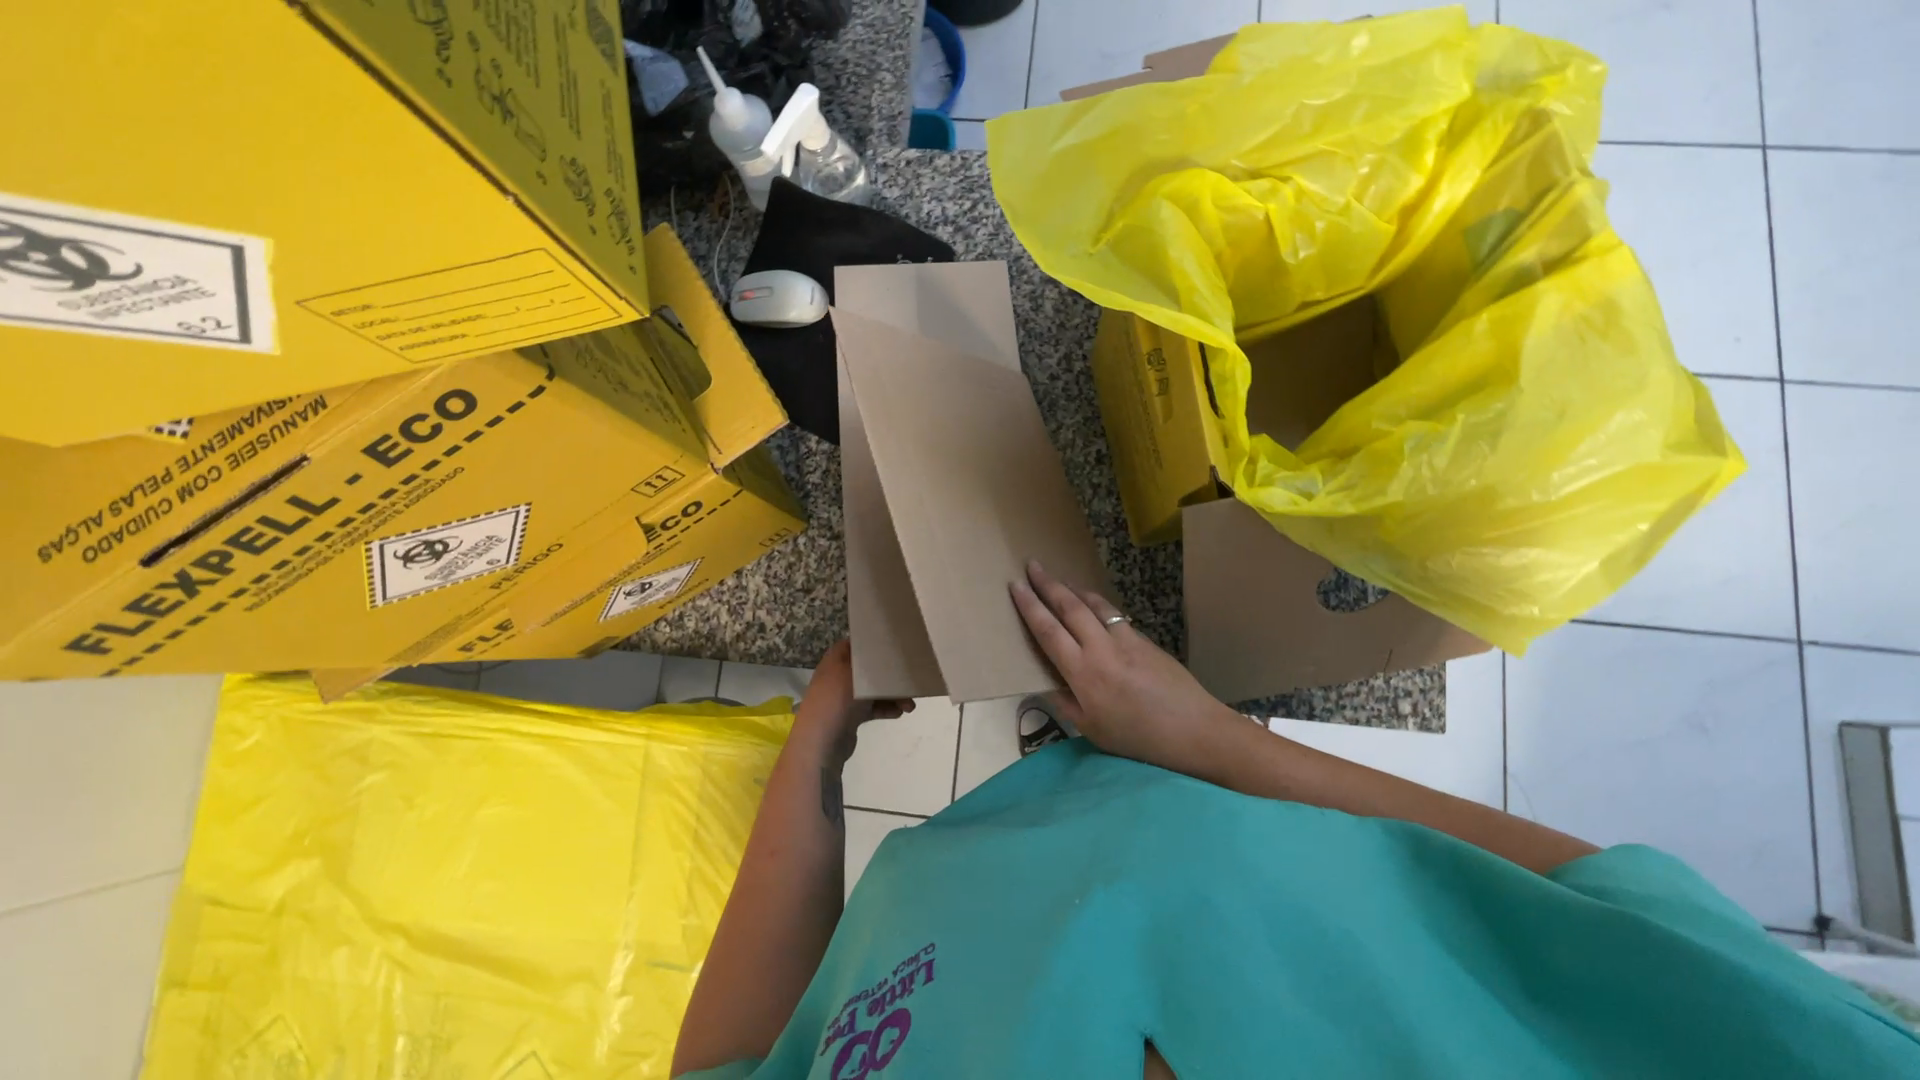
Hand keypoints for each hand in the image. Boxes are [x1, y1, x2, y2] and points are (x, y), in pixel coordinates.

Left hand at [793, 640, 913, 760]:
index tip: (898, 647)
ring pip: (873, 690)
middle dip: (891, 676)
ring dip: (892, 696)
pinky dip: (885, 709)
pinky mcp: (850, 715)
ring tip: (909, 706)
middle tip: (910, 683)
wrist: (820, 741)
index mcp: (836, 659)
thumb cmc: (837, 699)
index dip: (875, 643)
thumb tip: (890, 658)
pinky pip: (871, 708)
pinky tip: (899, 713)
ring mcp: (844, 697)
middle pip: (870, 669)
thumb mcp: (858, 674)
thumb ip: (876, 663)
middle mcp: (839, 675)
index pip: (858, 644)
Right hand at [1010, 561, 1247, 776]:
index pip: (1048, 631)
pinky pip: (1115, 616)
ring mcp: (1127, 640)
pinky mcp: (1146, 641)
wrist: (1194, 730)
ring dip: (1074, 589)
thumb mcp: (1092, 730)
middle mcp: (1102, 649)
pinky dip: (1098, 605)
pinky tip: (1094, 606)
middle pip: (1070, 607)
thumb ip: (1066, 704)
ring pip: (1095, 605)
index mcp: (1083, 674)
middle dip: (1048, 584)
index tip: (1016, 586)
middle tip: (1032, 565)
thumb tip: (1048, 684)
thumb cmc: (1138, 739)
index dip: (1029, 607)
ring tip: (1059, 579)